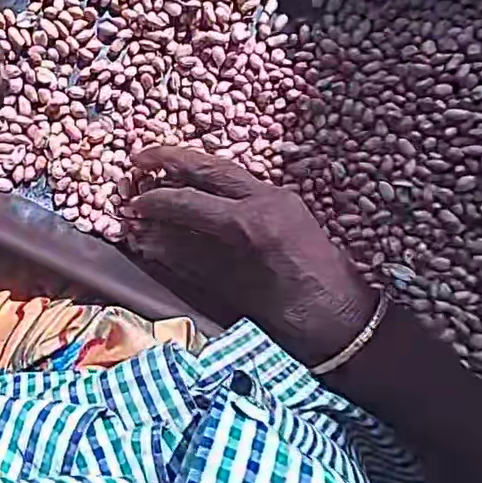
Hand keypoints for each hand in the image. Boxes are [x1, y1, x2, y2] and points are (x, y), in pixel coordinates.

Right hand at [121, 147, 377, 366]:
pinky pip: (240, 181)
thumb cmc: (293, 317)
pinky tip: (194, 182)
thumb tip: (148, 239)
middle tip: (138, 160)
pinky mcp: (285, 203)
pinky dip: (211, 178)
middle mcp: (267, 199)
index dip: (156, 203)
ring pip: (226, 168)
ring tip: (158, 163)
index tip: (130, 207)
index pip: (191, 202)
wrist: (351, 323)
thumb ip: (191, 260)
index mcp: (254, 223)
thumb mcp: (236, 291)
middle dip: (169, 160)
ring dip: (190, 163)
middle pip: (209, 167)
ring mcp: (279, 197)